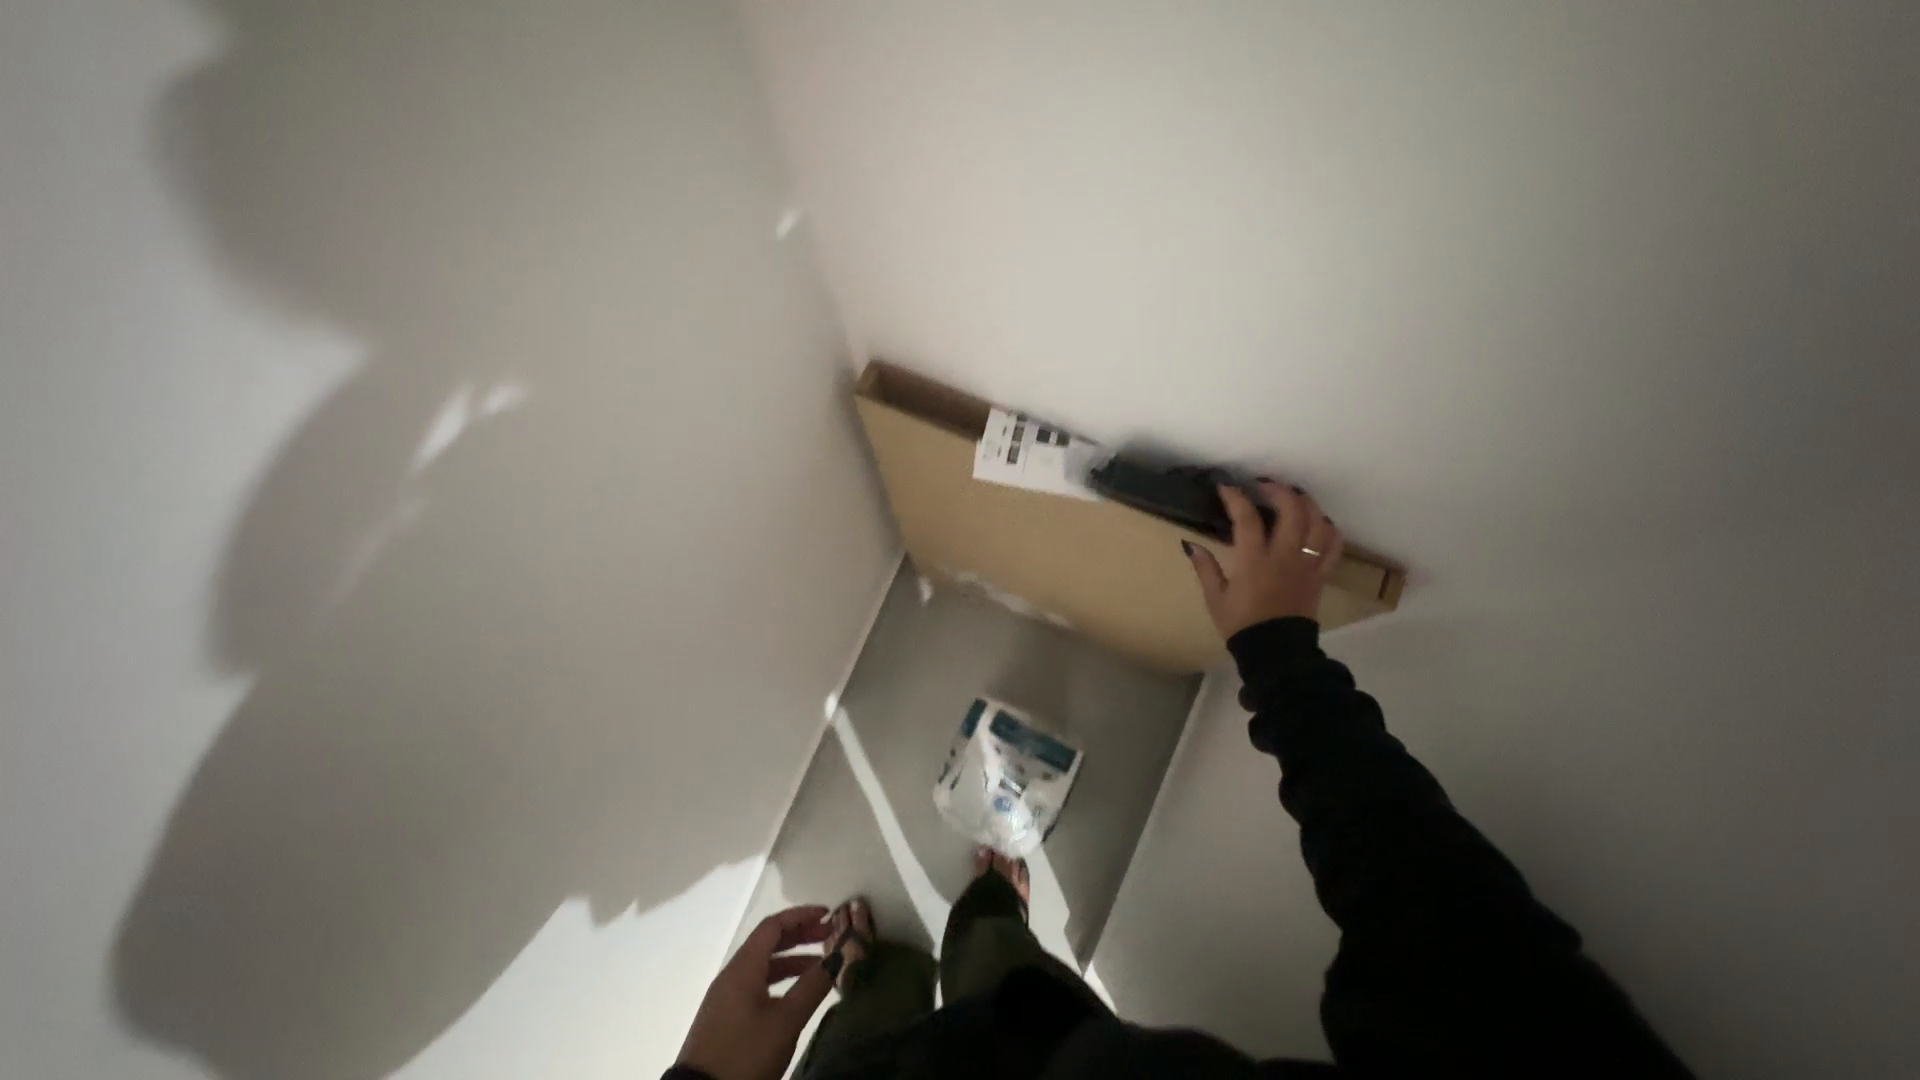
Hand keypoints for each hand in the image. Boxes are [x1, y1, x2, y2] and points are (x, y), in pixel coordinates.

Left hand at [676, 905, 834, 1079]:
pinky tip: (795, 995)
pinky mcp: (724, 1018)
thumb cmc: (745, 1054)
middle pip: (768, 942)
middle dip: (800, 935)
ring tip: (820, 967)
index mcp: (743, 968)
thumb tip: (837, 956)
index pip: (773, 926)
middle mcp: (732, 975)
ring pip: (762, 965)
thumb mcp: (785, 1021)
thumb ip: (812, 986)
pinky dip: (779, 980)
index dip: (801, 915)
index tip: (829, 915)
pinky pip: (755, 984)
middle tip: (830, 936)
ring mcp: (725, 997)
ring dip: (792, 960)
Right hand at [1185, 481, 1343, 638]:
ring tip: (1294, 497)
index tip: (1226, 486)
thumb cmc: (1242, 625)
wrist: (1275, 652)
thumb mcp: (1215, 598)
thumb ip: (1205, 568)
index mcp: (1255, 562)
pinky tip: (1319, 522)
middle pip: (1292, 510)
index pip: (1247, 519)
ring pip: (1318, 522)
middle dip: (1279, 491)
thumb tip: (1191, 544)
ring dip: (1307, 503)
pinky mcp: (1320, 575)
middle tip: (1265, 486)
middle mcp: (1285, 557)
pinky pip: (1333, 546)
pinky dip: (1329, 529)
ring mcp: (1307, 564)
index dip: (1236, 498)